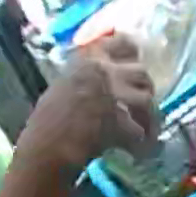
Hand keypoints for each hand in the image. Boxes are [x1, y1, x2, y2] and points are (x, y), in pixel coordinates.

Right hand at [17, 35, 156, 173]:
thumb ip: (87, 80)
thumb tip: (103, 88)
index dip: (135, 59)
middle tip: (144, 111)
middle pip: (141, 72)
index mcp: (89, 58)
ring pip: (146, 99)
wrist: (46, 145)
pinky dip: (141, 144)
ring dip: (149, 119)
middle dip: (146, 92)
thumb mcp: (65, 85)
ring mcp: (112, 94)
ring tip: (146, 135)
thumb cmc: (47, 122)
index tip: (136, 72)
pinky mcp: (118, 121)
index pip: (124, 43)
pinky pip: (140, 131)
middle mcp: (103, 70)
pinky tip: (138, 153)